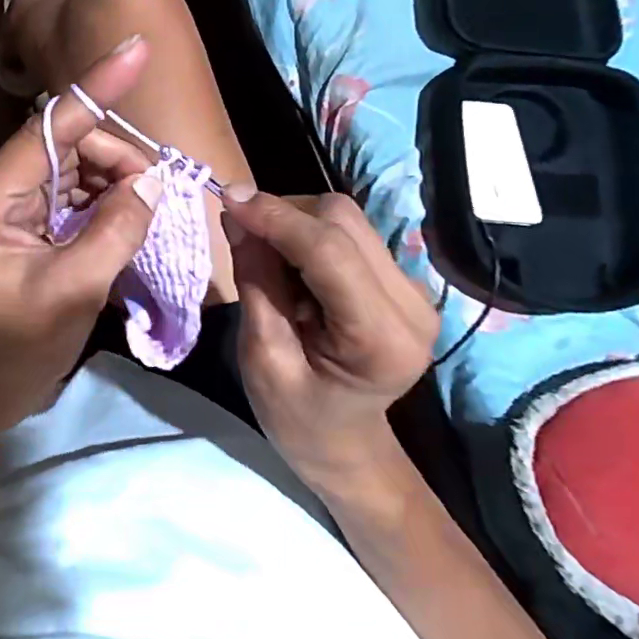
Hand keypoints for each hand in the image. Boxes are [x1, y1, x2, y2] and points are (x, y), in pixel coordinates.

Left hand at [0, 36, 163, 423]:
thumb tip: (151, 181)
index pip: (45, 132)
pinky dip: (108, 192)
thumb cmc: (25, 342)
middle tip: (152, 192)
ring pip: (76, 160)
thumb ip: (116, 229)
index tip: (135, 49)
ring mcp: (11, 198)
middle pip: (66, 142)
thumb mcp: (75, 289)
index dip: (93, 91)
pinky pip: (76, 184)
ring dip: (115, 176)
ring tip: (141, 209)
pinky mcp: (29, 212)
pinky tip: (127, 212)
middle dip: (115, 158)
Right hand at [223, 191, 438, 487]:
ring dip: (293, 221)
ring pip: (345, 217)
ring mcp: (412, 287)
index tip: (227, 197)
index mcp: (380, 337)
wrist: (343, 441)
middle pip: (342, 220)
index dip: (276, 216)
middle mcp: (411, 303)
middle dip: (282, 214)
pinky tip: (290, 266)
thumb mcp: (262, 356)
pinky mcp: (400, 278)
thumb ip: (255, 281)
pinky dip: (306, 232)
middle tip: (241, 235)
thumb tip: (238, 214)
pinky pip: (348, 231)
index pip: (329, 251)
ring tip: (267, 261)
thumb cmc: (296, 415)